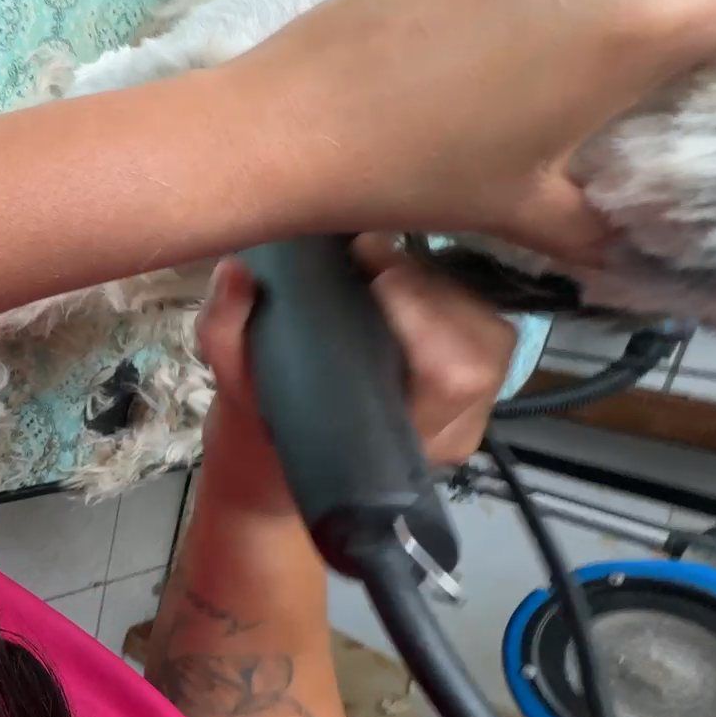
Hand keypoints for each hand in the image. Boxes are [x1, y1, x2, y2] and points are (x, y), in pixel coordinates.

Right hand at [194, 241, 516, 515]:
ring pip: (491, 336)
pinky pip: (486, 336)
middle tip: (370, 256)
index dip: (424, 311)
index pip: (451, 373)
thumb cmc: (256, 421)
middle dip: (429, 290)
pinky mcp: (477, 393)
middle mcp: (445, 435)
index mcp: (389, 442)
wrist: (275, 460)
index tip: (368, 266)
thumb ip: (224, 329)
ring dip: (443, 290)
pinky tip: (405, 283)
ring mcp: (470, 417)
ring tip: (385, 267)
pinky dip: (452, 299)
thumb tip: (236, 268)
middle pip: (479, 346)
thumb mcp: (226, 380)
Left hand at [224, 0, 715, 264]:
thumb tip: (637, 252)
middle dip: (674, 26)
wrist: (279, 127)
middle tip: (607, 89)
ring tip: (535, 67)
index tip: (696, 85)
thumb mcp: (520, 208)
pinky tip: (484, 35)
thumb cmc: (403, 173)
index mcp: (663, 7)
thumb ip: (605, 223)